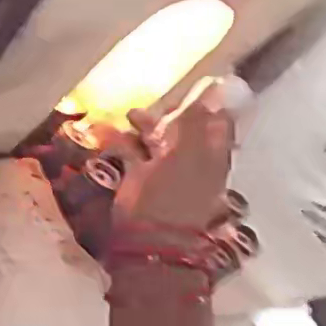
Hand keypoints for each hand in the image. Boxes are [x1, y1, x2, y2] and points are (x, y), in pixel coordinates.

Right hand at [115, 81, 235, 230]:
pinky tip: (108, 133)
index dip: (207, 103)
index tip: (195, 84)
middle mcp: (191, 163)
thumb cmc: (171, 197)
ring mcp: (163, 173)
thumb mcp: (188, 155)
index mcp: (211, 156)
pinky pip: (132, 157)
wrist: (148, 240)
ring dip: (144, 127)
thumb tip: (217, 86)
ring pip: (157, 142)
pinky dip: (122, 144)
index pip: (215, 122)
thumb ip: (198, 123)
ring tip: (129, 113)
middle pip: (184, 130)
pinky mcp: (138, 183)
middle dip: (170, 112)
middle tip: (157, 98)